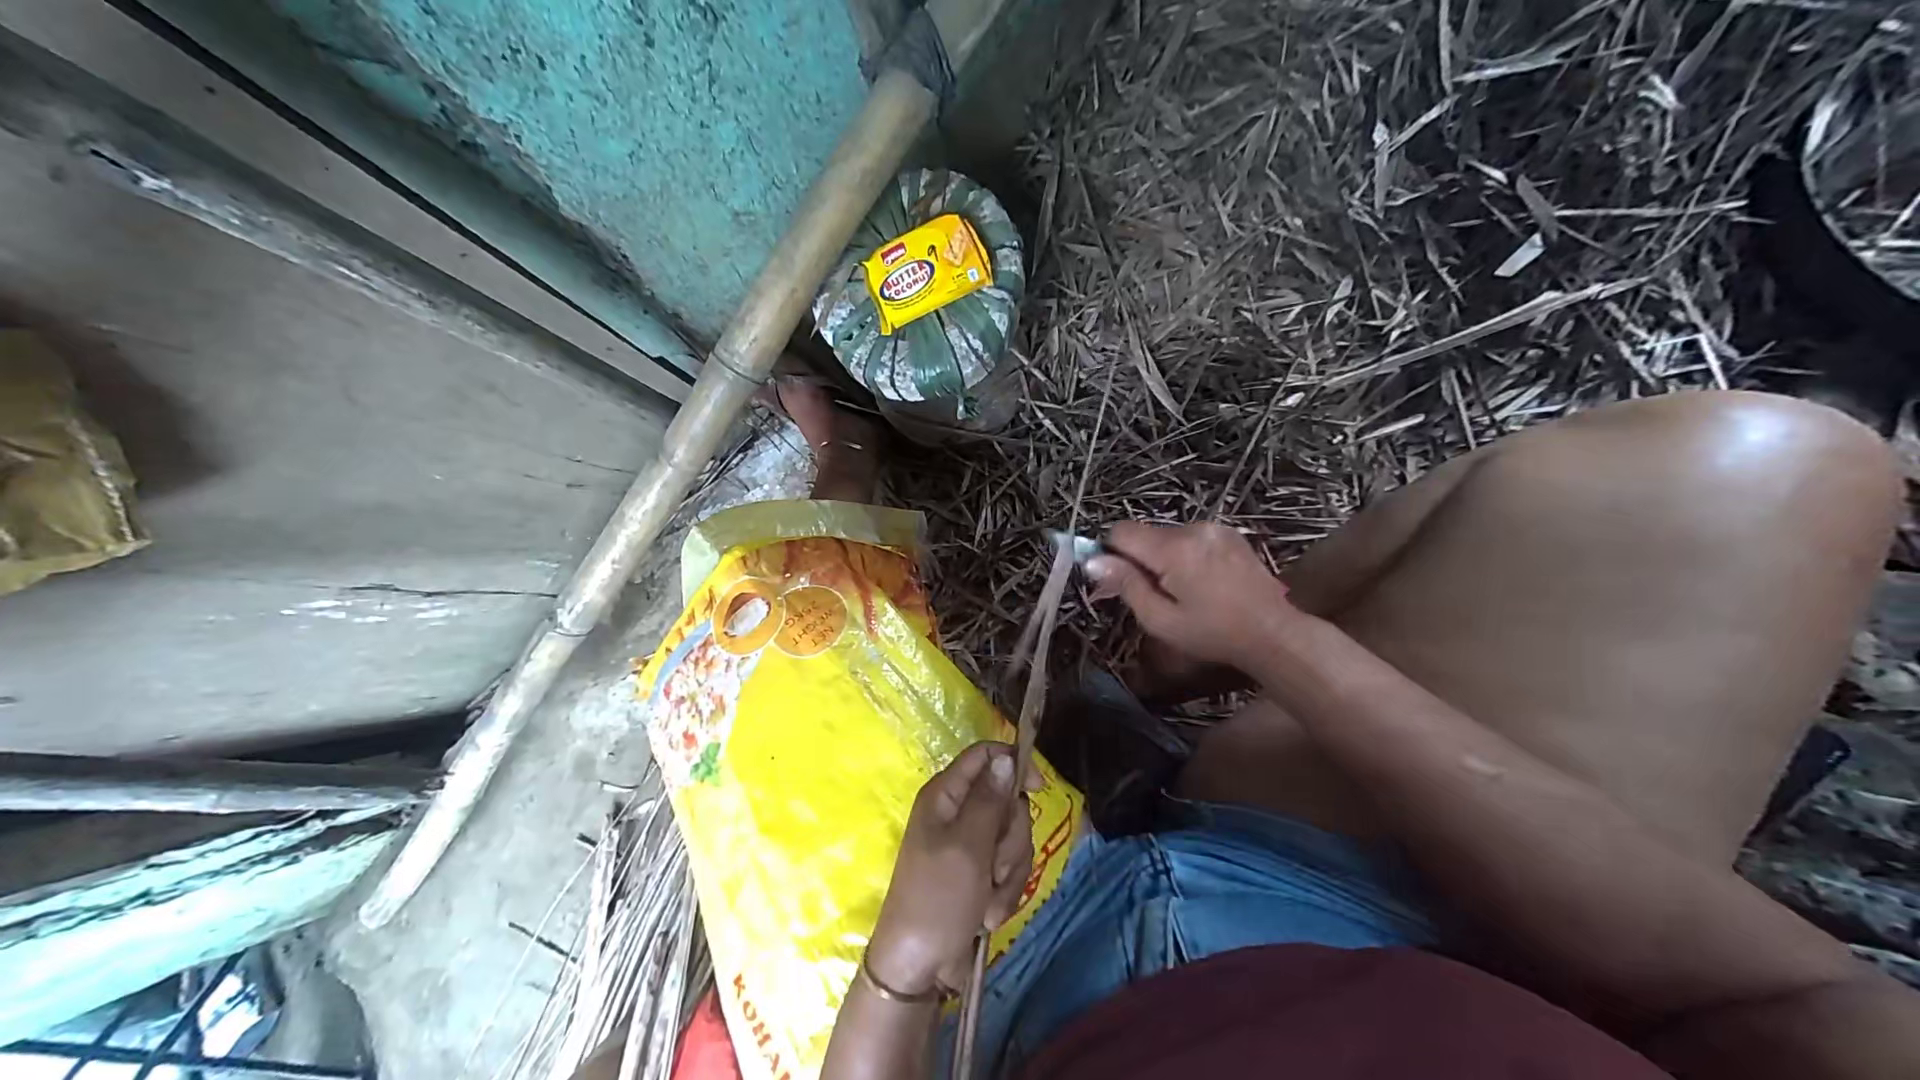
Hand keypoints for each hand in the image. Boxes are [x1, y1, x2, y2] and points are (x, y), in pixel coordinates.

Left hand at [865, 742, 1033, 996]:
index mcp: (945, 795)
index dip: (1013, 764)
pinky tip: (987, 913)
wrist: (920, 965)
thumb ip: (989, 800)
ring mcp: (970, 845)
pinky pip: (1010, 868)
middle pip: (1007, 801)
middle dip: (1011, 837)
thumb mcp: (967, 845)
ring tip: (988, 898)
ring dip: (1009, 872)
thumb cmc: (937, 898)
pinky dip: (1005, 892)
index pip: (984, 756)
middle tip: (994, 864)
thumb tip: (1006, 759)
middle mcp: (958, 813)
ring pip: (1013, 838)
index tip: (1037, 788)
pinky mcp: (980, 873)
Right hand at [1087, 521, 1296, 671]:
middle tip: (1154, 596)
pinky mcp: (1229, 534)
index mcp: (1174, 549)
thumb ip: (1126, 585)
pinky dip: (1185, 556)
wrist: (1273, 632)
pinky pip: (1190, 538)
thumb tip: (1093, 561)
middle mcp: (1193, 529)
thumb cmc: (1213, 633)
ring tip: (1183, 592)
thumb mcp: (1161, 620)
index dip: (1112, 554)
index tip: (1120, 580)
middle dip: (1140, 560)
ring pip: (1167, 537)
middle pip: (1145, 534)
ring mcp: (1215, 528)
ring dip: (1163, 559)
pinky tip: (1202, 583)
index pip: (1121, 531)